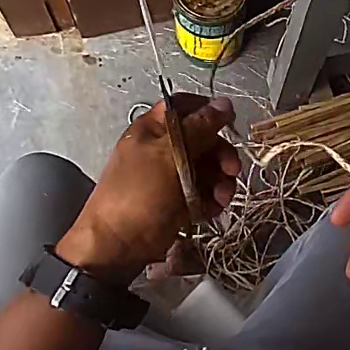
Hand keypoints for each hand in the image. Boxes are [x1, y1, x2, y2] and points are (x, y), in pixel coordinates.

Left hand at [57, 94, 240, 274]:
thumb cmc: (139, 194)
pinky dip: (213, 199)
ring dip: (221, 181)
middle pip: (204, 139)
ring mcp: (172, 176)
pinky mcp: (180, 200)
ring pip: (209, 167)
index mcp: (154, 130)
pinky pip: (205, 191)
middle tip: (231, 170)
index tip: (229, 122)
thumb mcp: (170, 155)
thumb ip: (200, 128)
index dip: (208, 111)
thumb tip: (224, 103)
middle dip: (221, 154)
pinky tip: (212, 209)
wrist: (118, 246)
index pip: (185, 107)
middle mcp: (164, 149)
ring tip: (221, 197)